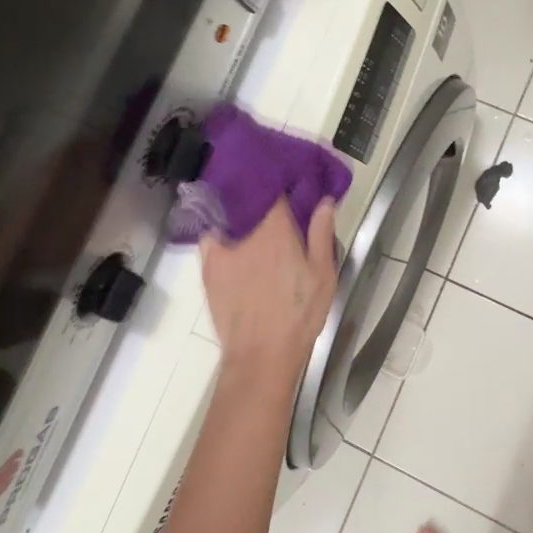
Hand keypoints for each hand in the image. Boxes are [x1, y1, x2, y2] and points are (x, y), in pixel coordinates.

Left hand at [199, 198, 338, 382]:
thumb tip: (323, 200)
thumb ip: (321, 234)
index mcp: (277, 229)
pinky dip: (219, 228)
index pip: (276, 189)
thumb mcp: (323, 275)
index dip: (283, 180)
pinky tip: (228, 232)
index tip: (291, 178)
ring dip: (241, 208)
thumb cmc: (299, 315)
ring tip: (252, 209)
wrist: (261, 355)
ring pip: (231, 215)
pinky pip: (211, 236)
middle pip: (252, 199)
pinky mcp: (209, 267)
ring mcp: (224, 248)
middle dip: (263, 192)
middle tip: (275, 195)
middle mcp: (247, 231)